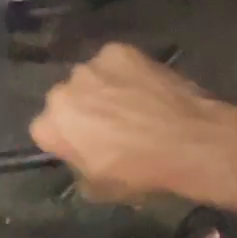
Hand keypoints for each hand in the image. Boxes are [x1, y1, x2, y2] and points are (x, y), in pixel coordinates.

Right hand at [30, 43, 236, 204]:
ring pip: (89, 78)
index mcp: (49, 126)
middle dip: (82, 109)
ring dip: (102, 89)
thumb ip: (77, 168)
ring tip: (132, 104)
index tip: (87, 146)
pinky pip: (113, 62)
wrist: (191, 141)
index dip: (66, 139)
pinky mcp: (117, 50)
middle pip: (65, 100)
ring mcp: (89, 67)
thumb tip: (82, 156)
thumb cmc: (141, 171)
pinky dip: (124, 72)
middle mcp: (61, 91)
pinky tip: (145, 87)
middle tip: (110, 124)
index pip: (45, 130)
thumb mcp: (100, 187)